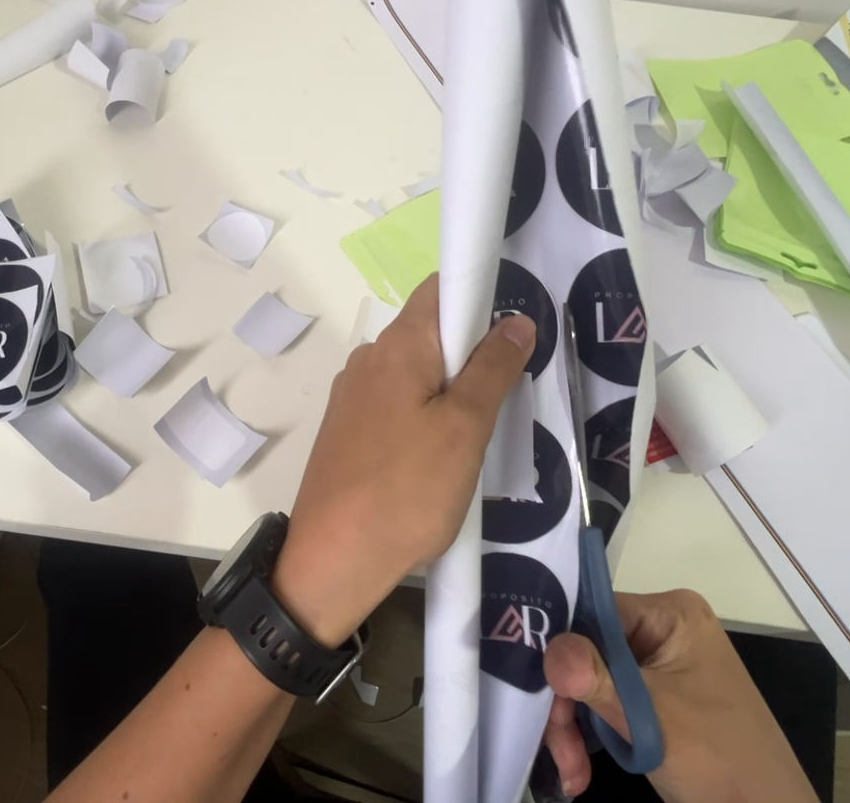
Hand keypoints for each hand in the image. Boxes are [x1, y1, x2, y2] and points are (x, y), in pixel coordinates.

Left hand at [272, 275, 535, 645]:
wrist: (333, 560)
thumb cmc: (407, 490)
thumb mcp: (465, 428)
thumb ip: (493, 368)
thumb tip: (516, 320)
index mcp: (397, 345)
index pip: (440, 289)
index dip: (480, 296)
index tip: (513, 330)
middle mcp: (369, 358)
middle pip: (430, 332)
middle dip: (473, 353)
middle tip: (507, 395)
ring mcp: (354, 395)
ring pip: (416, 372)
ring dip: (451, 390)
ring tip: (479, 434)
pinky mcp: (349, 429)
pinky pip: (398, 403)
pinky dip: (426, 415)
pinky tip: (441, 456)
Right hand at [543, 589, 815, 801]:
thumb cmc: (722, 761)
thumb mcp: (654, 719)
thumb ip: (598, 680)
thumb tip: (550, 651)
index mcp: (670, 614)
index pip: (592, 610)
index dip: (559, 647)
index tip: (536, 689)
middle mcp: (661, 629)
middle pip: (586, 650)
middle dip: (567, 703)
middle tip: (558, 748)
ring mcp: (658, 665)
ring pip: (590, 680)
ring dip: (574, 727)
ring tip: (570, 771)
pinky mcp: (654, 698)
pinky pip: (606, 702)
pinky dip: (591, 735)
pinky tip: (579, 770)